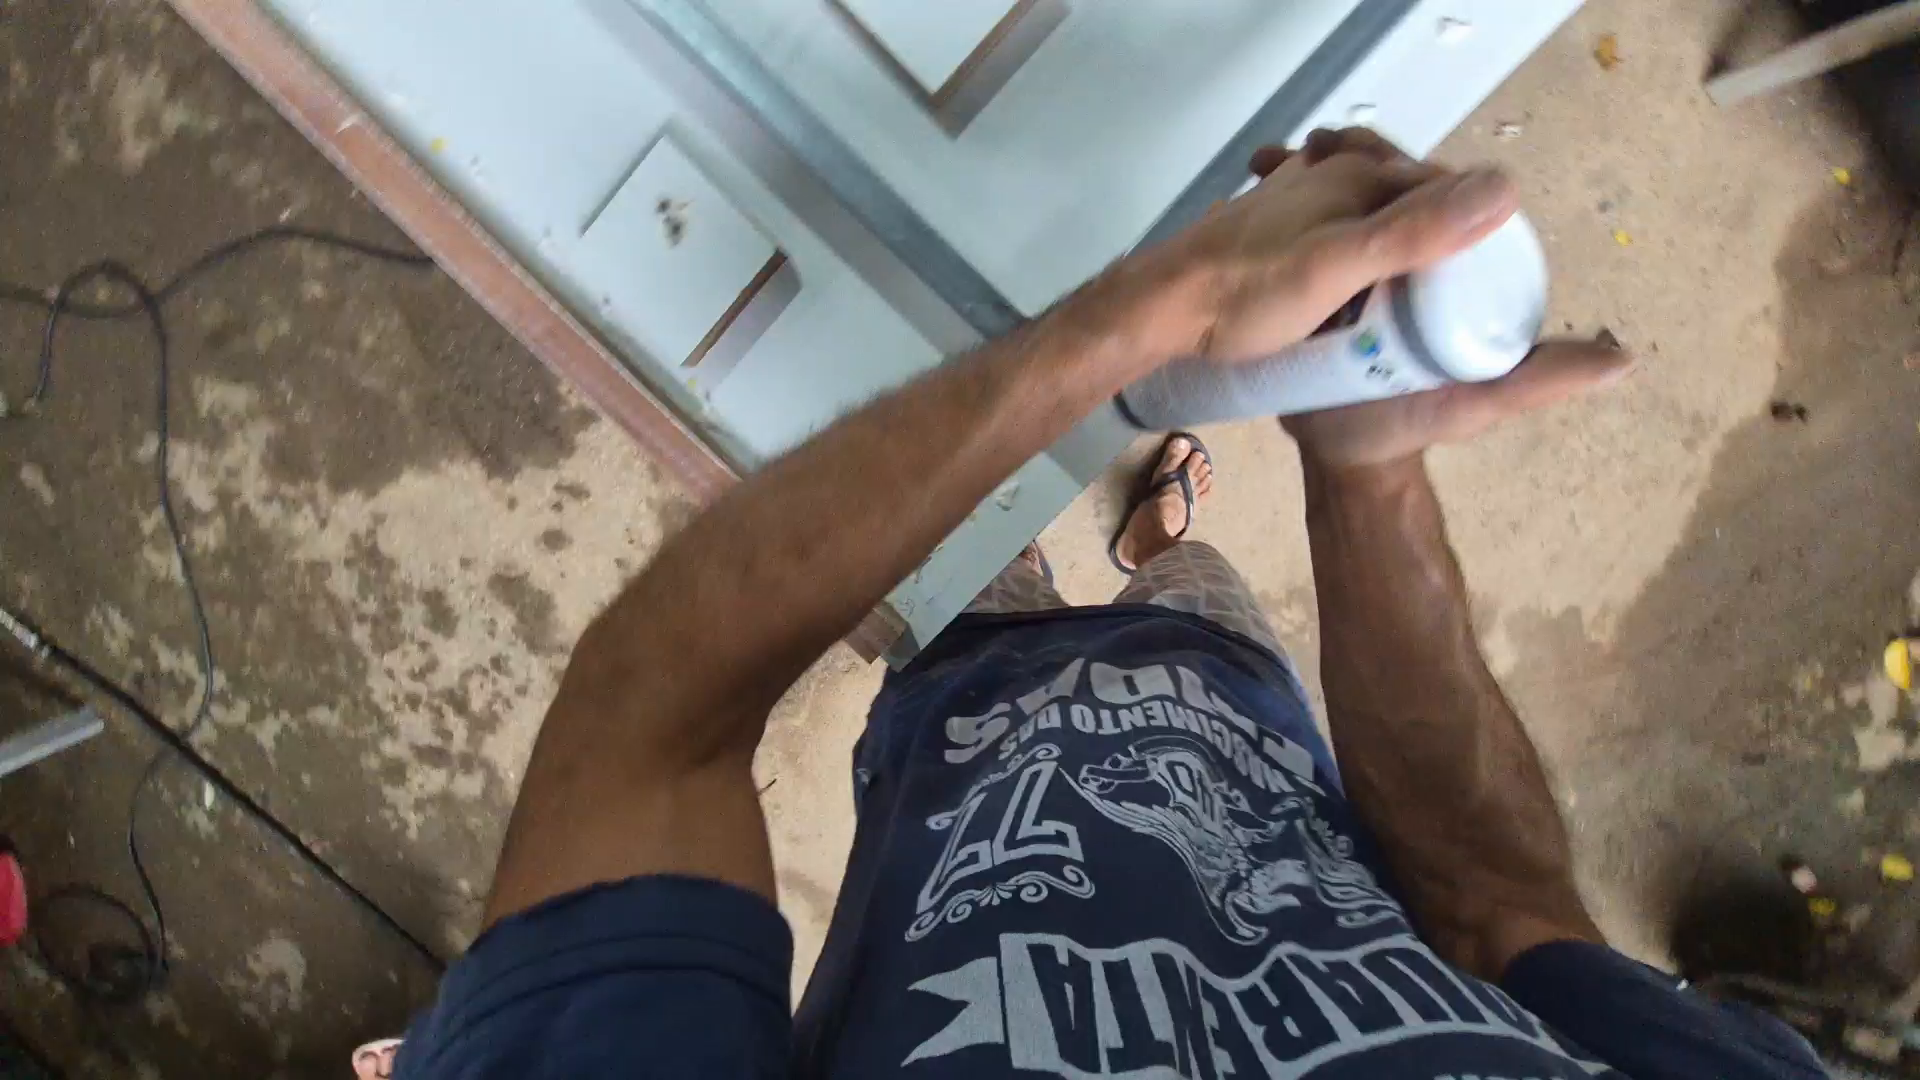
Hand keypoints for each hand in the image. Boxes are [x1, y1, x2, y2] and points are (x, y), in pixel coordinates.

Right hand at [1158, 127, 1631, 467]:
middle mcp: (1406, 265)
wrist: (1334, 456)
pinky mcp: (1312, 296)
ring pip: (1334, 214)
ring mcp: (1356, 279)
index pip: (1430, 201)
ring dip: (1299, 182)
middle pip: (1376, 197)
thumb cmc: (1400, 429)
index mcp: (1446, 271)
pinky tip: (1244, 201)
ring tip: (1261, 164)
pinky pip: (1300, 249)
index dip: (1393, 169)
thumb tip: (1624, 356)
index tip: (1346, 156)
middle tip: (1290, 154)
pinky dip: (1276, 221)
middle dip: (1337, 163)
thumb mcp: (1470, 408)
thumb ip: (1532, 385)